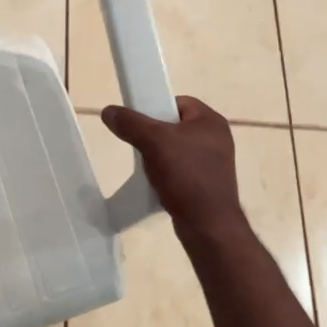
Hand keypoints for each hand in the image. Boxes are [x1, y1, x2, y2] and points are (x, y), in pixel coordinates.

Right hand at [101, 96, 247, 238]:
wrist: (208, 225)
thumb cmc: (185, 175)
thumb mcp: (153, 142)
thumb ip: (130, 123)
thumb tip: (108, 111)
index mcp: (211, 120)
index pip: (178, 102)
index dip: (156, 107)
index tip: (139, 122)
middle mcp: (217, 138)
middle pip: (176, 126)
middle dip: (155, 135)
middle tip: (140, 145)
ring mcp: (215, 163)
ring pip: (178, 149)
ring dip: (160, 156)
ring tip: (147, 167)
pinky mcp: (209, 184)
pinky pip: (183, 170)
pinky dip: (168, 174)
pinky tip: (157, 184)